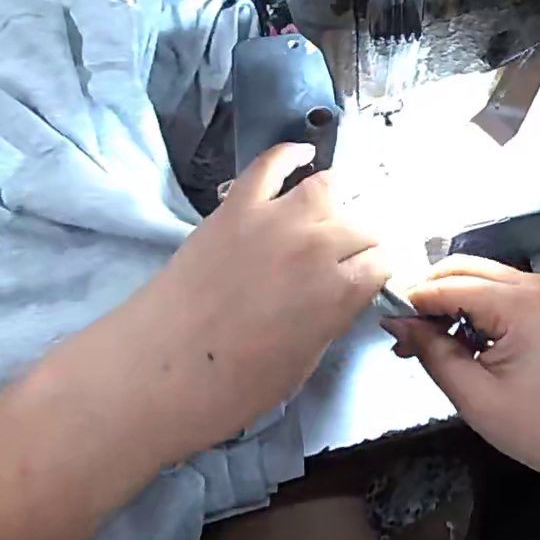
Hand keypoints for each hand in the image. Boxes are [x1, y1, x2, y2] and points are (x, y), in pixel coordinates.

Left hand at [48, 143, 389, 466]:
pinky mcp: (238, 205)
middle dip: (359, 244)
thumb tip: (341, 293)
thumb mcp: (304, 363)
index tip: (365, 278)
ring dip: (334, 203)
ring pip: (326, 188)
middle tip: (343, 258)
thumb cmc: (234, 386)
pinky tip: (303, 153)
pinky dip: (290, 153)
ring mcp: (276, 217)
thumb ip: (331, 317)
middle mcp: (318, 245)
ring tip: (327, 215)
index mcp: (340, 290)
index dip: (374, 272)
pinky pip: (271, 163)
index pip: (380, 262)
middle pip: (361, 226)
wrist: (160, 368)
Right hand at [385, 256, 539, 487]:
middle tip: (402, 334)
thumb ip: (431, 351)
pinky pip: (487, 291)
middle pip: (459, 270)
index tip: (386, 323)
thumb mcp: (474, 396)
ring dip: (442, 302)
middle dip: (426, 297)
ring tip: (420, 343)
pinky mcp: (536, 302)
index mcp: (518, 303)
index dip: (412, 302)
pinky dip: (463, 308)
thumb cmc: (538, 427)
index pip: (448, 286)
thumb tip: (395, 321)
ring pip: (471, 276)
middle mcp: (529, 283)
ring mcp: (535, 290)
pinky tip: (449, 340)